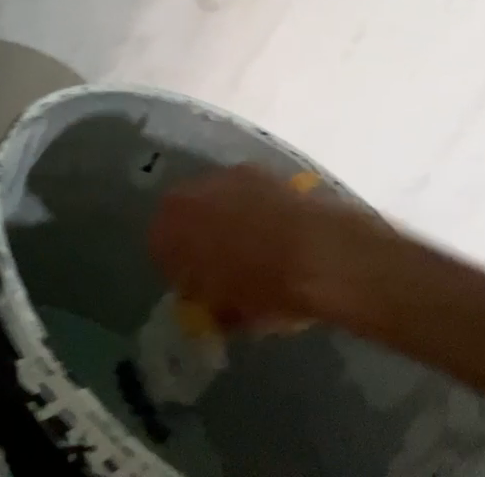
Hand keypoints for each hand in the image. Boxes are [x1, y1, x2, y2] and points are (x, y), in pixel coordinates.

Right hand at [147, 164, 376, 330]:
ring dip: (222, 218)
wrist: (326, 253)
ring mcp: (220, 177)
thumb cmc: (269, 289)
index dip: (178, 270)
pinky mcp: (254, 170)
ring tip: (253, 246)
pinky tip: (274, 229)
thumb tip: (209, 308)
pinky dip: (250, 206)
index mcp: (169, 230)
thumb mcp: (234, 314)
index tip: (197, 288)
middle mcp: (185, 195)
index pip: (158, 248)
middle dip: (196, 238)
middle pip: (181, 216)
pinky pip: (242, 191)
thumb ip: (210, 307)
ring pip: (211, 200)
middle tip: (222, 266)